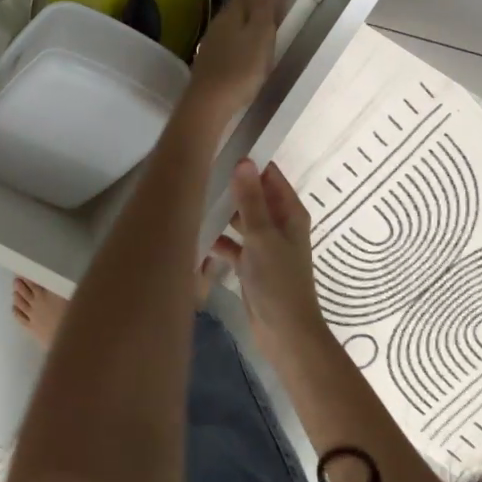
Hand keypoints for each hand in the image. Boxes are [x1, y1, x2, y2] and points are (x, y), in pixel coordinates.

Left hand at [186, 0, 282, 120]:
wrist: (210, 103)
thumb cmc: (241, 68)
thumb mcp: (260, 35)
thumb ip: (264, 8)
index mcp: (230, 15)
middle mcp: (216, 26)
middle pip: (237, 11)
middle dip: (255, 9)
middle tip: (275, 16)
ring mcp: (209, 46)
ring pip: (231, 29)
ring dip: (247, 28)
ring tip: (264, 36)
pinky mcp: (208, 64)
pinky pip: (227, 46)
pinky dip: (239, 45)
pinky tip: (246, 55)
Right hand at [211, 160, 324, 342]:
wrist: (284, 332)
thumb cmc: (278, 281)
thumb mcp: (262, 236)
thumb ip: (251, 199)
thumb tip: (243, 161)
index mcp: (290, 213)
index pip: (270, 176)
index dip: (250, 163)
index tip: (220, 149)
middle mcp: (279, 225)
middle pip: (253, 197)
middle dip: (231, 187)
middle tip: (197, 174)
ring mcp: (264, 245)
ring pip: (240, 220)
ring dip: (222, 214)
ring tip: (191, 200)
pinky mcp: (250, 265)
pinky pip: (231, 244)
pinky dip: (218, 241)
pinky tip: (194, 234)